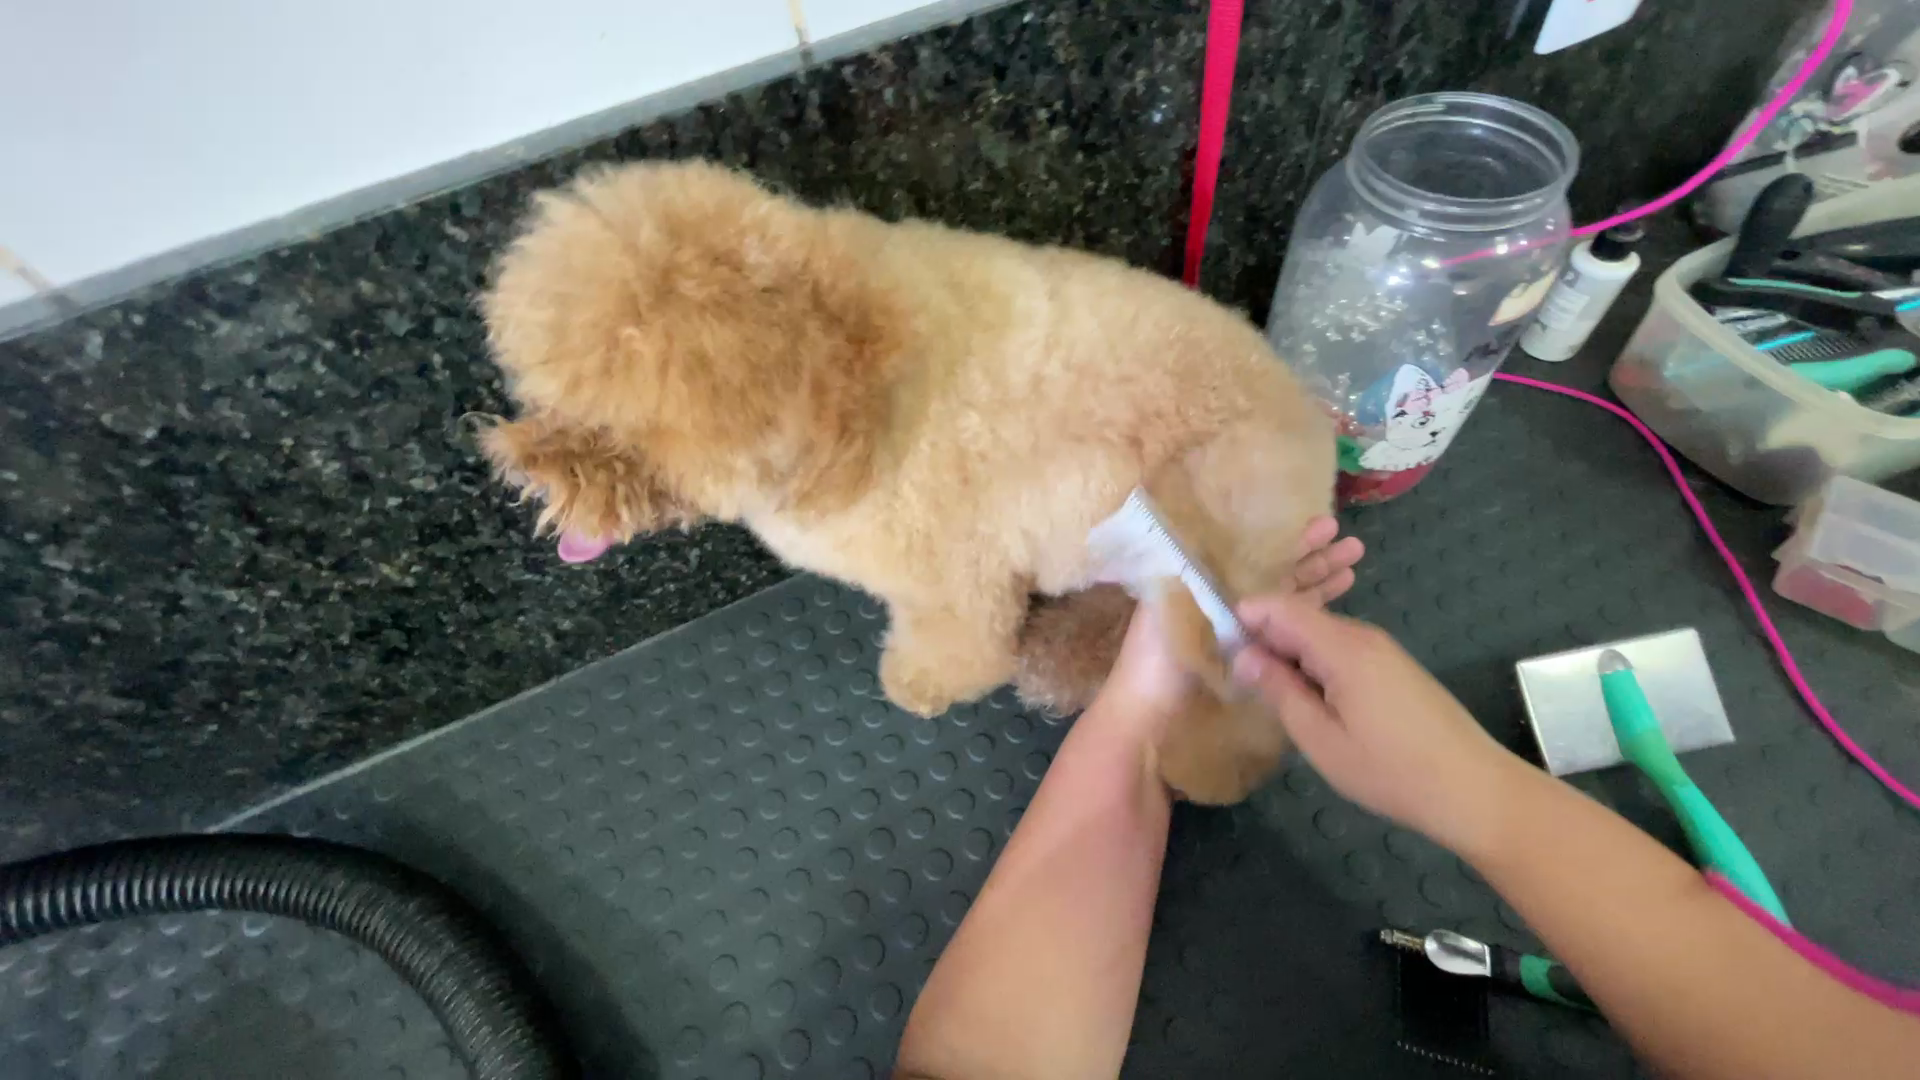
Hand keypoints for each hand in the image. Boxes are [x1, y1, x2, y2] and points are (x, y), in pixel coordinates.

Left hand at [1092, 516, 1363, 741]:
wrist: (1147, 717)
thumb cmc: (1153, 660)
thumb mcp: (1168, 605)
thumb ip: (1196, 575)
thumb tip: (1225, 535)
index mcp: (1201, 585)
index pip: (1252, 556)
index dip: (1287, 542)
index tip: (1323, 526)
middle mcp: (1222, 604)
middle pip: (1274, 578)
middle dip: (1312, 559)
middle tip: (1353, 545)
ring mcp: (1237, 634)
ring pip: (1285, 601)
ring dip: (1318, 581)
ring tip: (1355, 561)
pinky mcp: (1249, 660)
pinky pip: (1284, 631)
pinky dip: (1309, 615)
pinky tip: (1337, 600)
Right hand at [1229, 594, 1522, 849]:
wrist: (1478, 792)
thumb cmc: (1393, 771)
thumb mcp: (1320, 738)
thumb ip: (1278, 690)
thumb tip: (1242, 655)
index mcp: (1342, 647)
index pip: (1278, 608)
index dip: (1242, 618)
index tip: (1217, 647)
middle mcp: (1362, 636)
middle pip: (1297, 618)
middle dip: (1262, 639)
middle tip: (1237, 678)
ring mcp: (1381, 649)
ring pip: (1317, 635)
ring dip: (1287, 655)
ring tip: (1268, 693)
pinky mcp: (1391, 666)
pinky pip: (1338, 650)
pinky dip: (1313, 665)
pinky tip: (1308, 700)